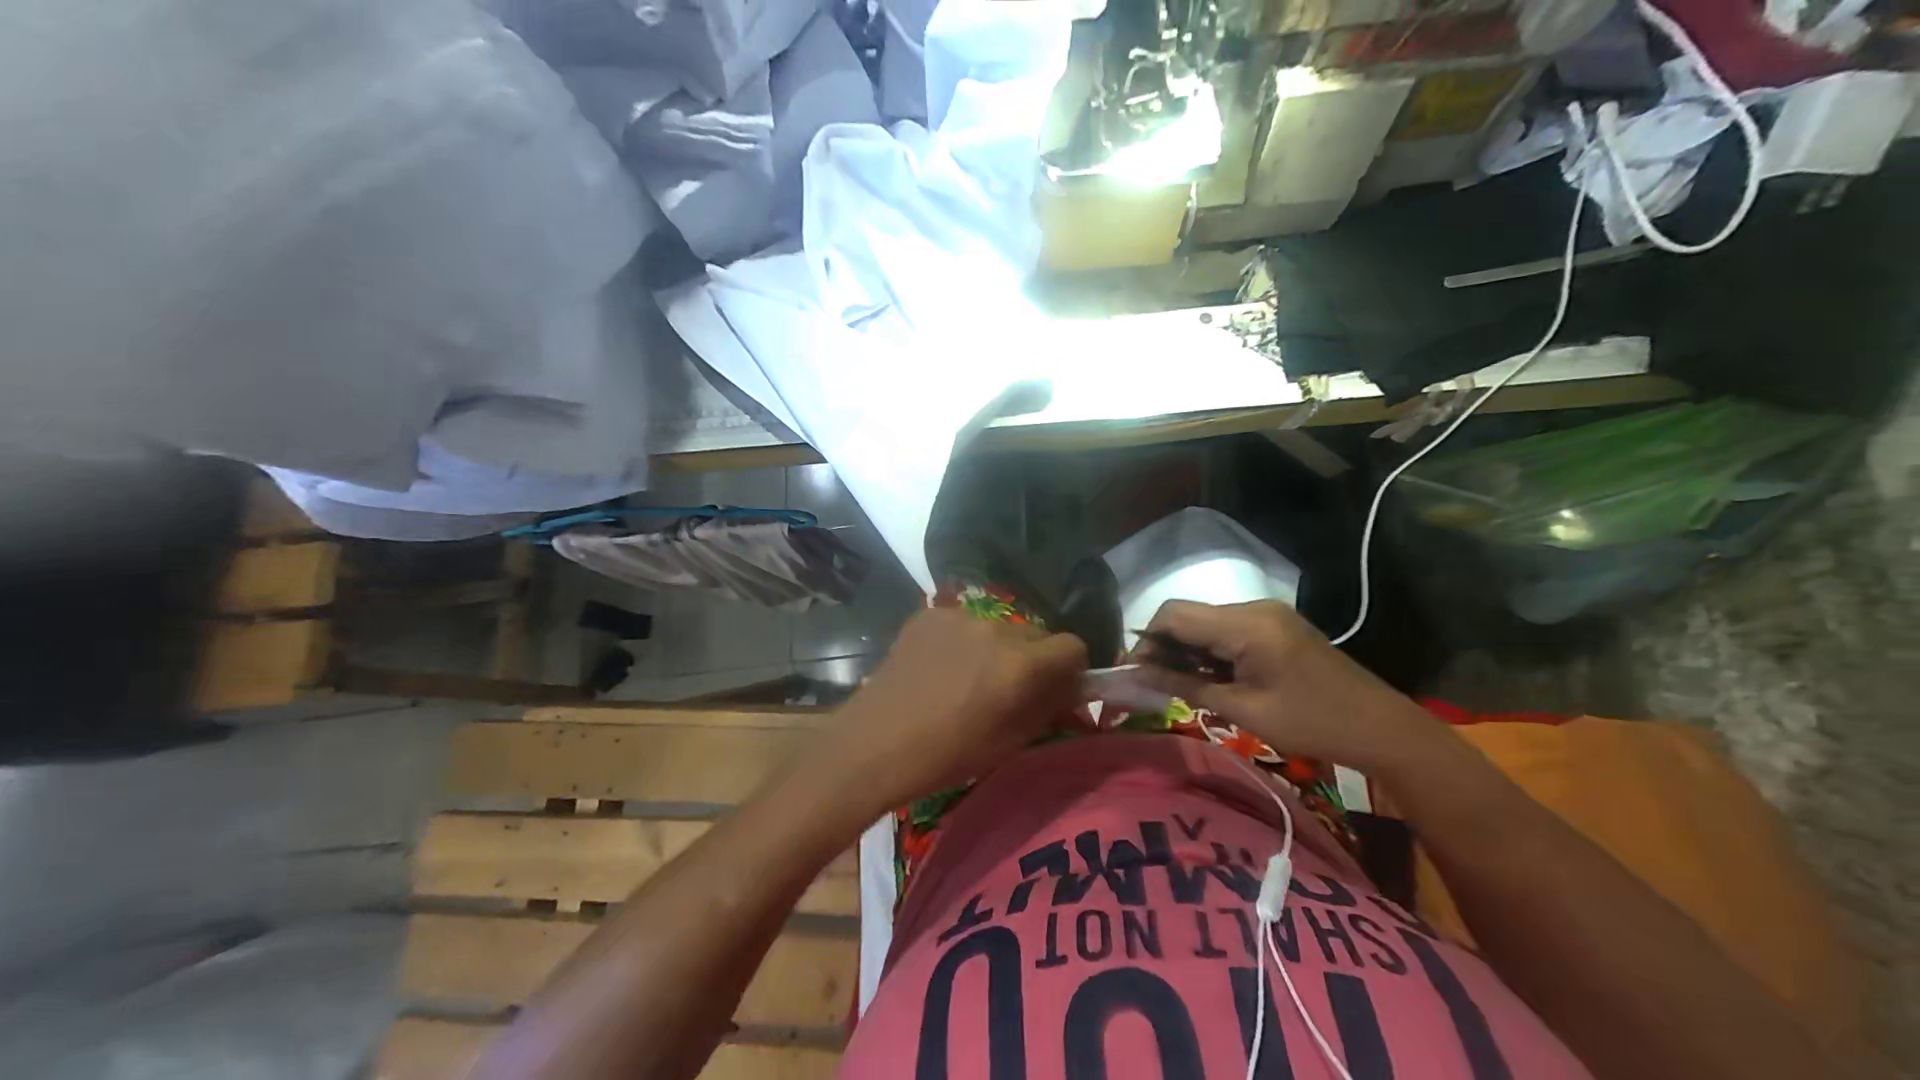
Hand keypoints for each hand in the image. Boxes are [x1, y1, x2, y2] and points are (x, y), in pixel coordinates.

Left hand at [824, 608, 1087, 808]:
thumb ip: (1048, 707)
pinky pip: (962, 624)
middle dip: (1032, 659)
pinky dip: (961, 642)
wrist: (875, 743)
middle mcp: (996, 629)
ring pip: (997, 629)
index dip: (1070, 669)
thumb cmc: (947, 755)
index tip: (1055, 689)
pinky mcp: (928, 614)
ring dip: (995, 649)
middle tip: (1007, 689)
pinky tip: (938, 668)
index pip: (1073, 646)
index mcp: (1022, 664)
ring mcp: (959, 617)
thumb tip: (1069, 688)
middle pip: (1035, 635)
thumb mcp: (1010, 741)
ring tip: (966, 680)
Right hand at [1135, 600, 1440, 770]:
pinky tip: (1208, 678)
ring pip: (1206, 622)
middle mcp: (1253, 608)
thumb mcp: (1243, 710)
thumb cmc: (1312, 723)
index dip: (1146, 639)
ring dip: (1186, 649)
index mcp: (1246, 624)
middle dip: (1162, 645)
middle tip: (1151, 681)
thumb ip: (1185, 686)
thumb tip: (1138, 674)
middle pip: (1188, 615)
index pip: (1174, 615)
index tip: (1134, 671)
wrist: (1381, 727)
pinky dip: (1210, 651)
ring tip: (1177, 684)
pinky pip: (1228, 630)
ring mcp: (1267, 615)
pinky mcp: (1276, 626)